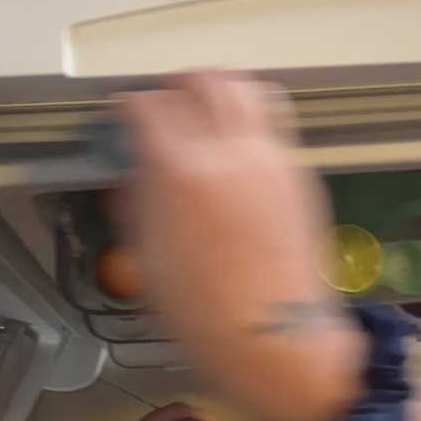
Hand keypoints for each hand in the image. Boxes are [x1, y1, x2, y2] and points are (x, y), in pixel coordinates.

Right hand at [118, 71, 364, 420]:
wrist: (278, 340)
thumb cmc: (205, 316)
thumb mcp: (146, 264)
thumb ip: (135, 204)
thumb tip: (133, 173)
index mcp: (179, 175)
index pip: (148, 107)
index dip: (129, 105)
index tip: (123, 113)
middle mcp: (227, 154)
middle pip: (201, 81)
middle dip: (175, 84)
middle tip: (162, 101)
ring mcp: (269, 158)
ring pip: (244, 87)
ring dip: (217, 86)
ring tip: (203, 103)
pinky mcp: (297, 171)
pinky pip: (275, 116)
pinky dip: (251, 108)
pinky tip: (239, 132)